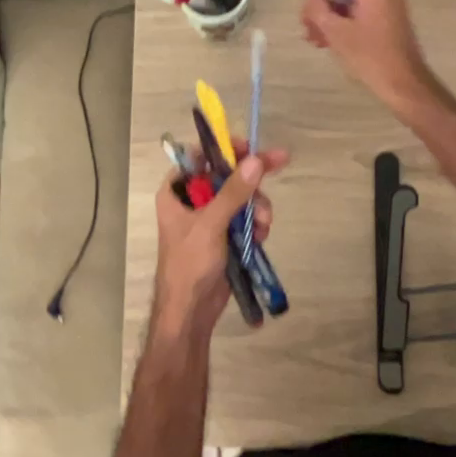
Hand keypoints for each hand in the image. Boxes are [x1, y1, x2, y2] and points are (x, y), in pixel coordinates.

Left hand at [151, 140, 287, 343]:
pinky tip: (259, 236)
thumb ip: (233, 192)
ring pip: (242, 197)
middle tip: (279, 162)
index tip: (247, 146)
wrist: (190, 310)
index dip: (223, 149)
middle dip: (251, 180)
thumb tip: (255, 161)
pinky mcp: (225, 236)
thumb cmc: (190, 263)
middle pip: (227, 175)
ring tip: (263, 225)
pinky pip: (246, 218)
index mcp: (177, 191)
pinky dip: (255, 224)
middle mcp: (192, 200)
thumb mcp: (210, 224)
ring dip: (256, 207)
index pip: (199, 157)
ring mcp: (210, 219)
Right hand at [300, 0, 434, 110]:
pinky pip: (358, 10)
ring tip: (312, 37)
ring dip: (327, 12)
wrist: (403, 84)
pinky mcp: (386, 20)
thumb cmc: (370, 57)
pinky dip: (340, 20)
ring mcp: (386, 4)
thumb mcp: (336, 33)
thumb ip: (318, 9)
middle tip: (304, 21)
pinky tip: (325, 41)